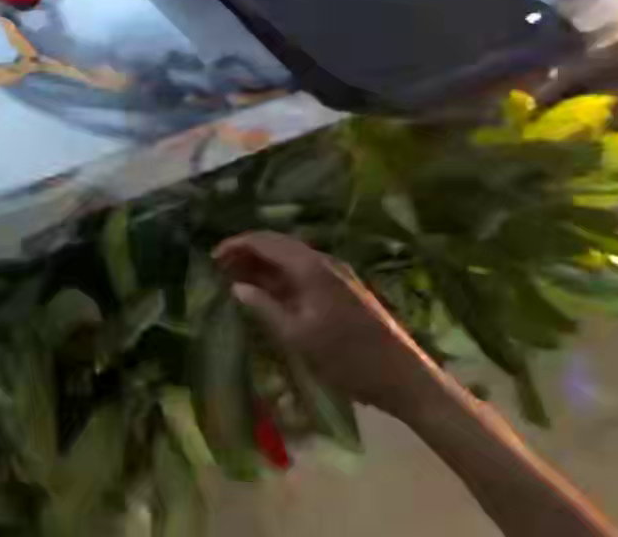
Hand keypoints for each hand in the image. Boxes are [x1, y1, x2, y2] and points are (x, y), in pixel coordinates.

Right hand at [214, 232, 434, 410]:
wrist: (404, 376)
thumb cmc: (347, 358)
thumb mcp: (298, 336)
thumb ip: (264, 308)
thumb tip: (237, 287)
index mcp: (310, 266)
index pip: (265, 241)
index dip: (236, 245)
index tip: (212, 256)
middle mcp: (323, 261)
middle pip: (277, 244)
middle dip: (247, 252)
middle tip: (221, 268)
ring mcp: (336, 273)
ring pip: (291, 258)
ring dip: (264, 265)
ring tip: (239, 279)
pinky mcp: (343, 287)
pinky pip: (303, 271)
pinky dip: (281, 276)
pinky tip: (269, 293)